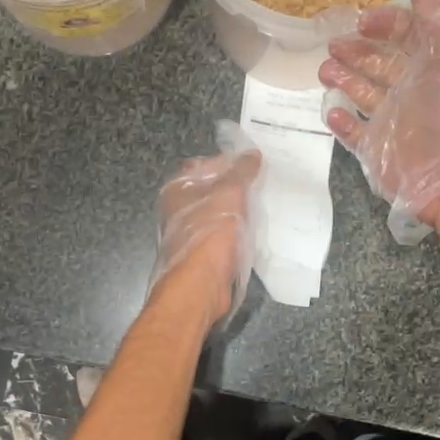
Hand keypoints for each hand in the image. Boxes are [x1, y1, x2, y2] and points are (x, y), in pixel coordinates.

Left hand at [150, 126, 261, 326]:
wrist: (200, 285)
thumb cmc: (209, 234)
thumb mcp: (229, 193)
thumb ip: (241, 172)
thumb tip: (252, 154)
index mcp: (175, 190)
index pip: (202, 165)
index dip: (227, 161)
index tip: (254, 162)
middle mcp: (177, 212)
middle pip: (210, 191)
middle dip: (235, 188)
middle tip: (263, 183)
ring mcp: (189, 236)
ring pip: (217, 216)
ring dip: (238, 212)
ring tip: (264, 205)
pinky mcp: (202, 258)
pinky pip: (223, 238)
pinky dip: (238, 234)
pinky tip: (256, 232)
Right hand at [319, 0, 439, 244]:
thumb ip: (435, 4)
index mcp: (437, 61)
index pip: (407, 33)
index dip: (385, 23)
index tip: (363, 22)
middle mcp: (415, 87)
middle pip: (380, 62)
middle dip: (356, 50)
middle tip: (332, 45)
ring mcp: (395, 120)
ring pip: (364, 93)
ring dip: (344, 79)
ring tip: (324, 70)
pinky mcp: (379, 150)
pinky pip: (355, 133)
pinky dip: (342, 121)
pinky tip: (331, 109)